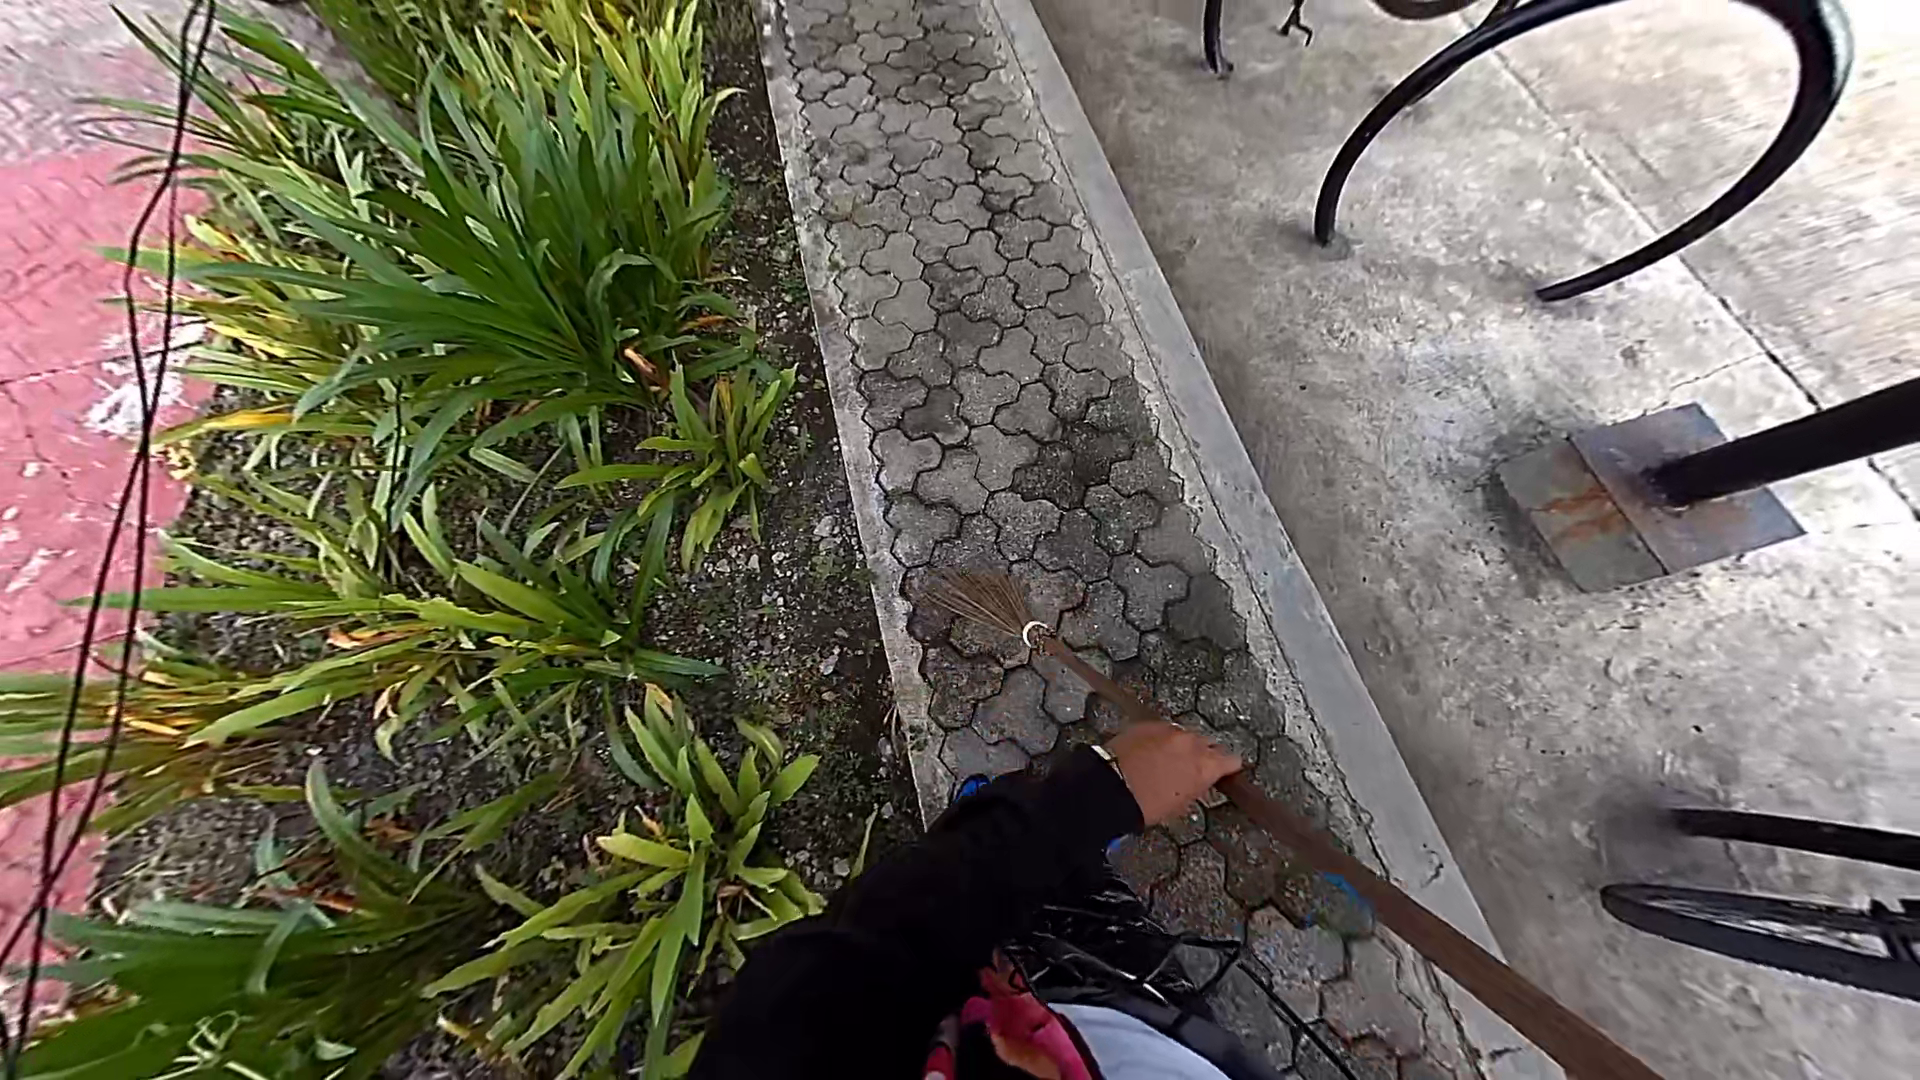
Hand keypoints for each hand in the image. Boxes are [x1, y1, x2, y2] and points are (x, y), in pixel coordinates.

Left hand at [1104, 722, 1242, 826]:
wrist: (1113, 785)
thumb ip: (1197, 786)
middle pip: (1208, 743)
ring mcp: (1169, 730)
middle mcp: (1191, 742)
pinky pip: (1162, 728)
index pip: (1231, 760)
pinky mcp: (1148, 723)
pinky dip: (1161, 737)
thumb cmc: (1146, 803)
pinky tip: (1152, 749)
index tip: (1225, 770)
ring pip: (1185, 734)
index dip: (1228, 767)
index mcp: (1206, 765)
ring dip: (1181, 744)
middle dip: (1204, 753)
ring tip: (1169, 758)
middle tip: (1192, 766)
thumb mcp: (1181, 804)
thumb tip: (1199, 780)